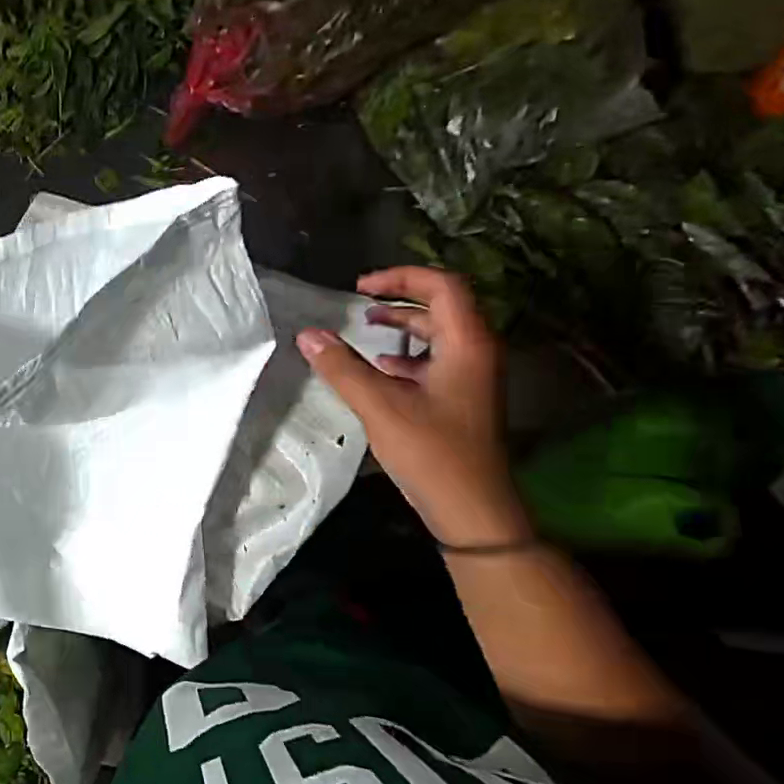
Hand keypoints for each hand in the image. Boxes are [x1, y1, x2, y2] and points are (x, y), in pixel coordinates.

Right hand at [296, 267, 531, 547]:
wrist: (471, 507)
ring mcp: (472, 377)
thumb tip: (307, 335)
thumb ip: (342, 367)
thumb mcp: (379, 406)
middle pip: (444, 306)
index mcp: (467, 344)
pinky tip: (379, 367)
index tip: (360, 287)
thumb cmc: (432, 452)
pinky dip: (406, 354)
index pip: (443, 286)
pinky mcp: (461, 398)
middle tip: (360, 301)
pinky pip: (436, 360)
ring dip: (404, 324)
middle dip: (401, 297)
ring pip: (439, 334)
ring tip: (366, 326)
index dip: (401, 277)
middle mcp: (476, 352)